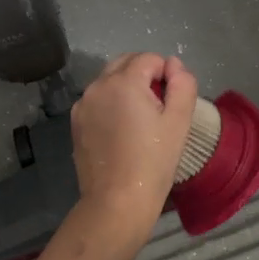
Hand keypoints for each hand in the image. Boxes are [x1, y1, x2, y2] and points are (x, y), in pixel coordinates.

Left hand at [70, 54, 197, 234]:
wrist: (117, 201)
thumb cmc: (153, 161)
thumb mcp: (179, 122)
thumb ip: (182, 85)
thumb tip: (174, 64)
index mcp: (123, 81)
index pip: (149, 58)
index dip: (166, 74)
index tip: (171, 102)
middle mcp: (97, 85)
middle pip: (125, 63)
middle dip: (144, 75)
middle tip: (158, 108)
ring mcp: (83, 104)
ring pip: (109, 81)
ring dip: (126, 88)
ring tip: (140, 121)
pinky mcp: (75, 122)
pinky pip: (97, 101)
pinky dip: (110, 105)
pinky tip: (120, 132)